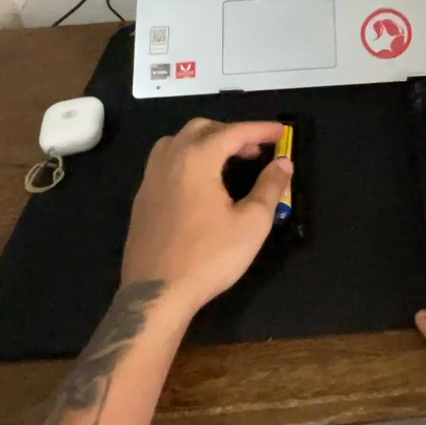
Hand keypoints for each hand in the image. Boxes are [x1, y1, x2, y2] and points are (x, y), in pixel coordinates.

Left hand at [120, 118, 290, 318]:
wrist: (155, 295)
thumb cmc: (208, 257)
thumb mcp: (252, 223)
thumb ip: (270, 187)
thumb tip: (283, 163)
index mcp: (197, 159)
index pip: (233, 132)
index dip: (260, 130)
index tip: (281, 131)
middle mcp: (170, 159)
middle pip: (202, 129)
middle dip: (232, 133)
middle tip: (256, 150)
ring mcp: (150, 179)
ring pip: (178, 141)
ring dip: (206, 142)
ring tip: (227, 161)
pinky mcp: (142, 199)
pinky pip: (166, 162)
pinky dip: (188, 158)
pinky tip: (200, 183)